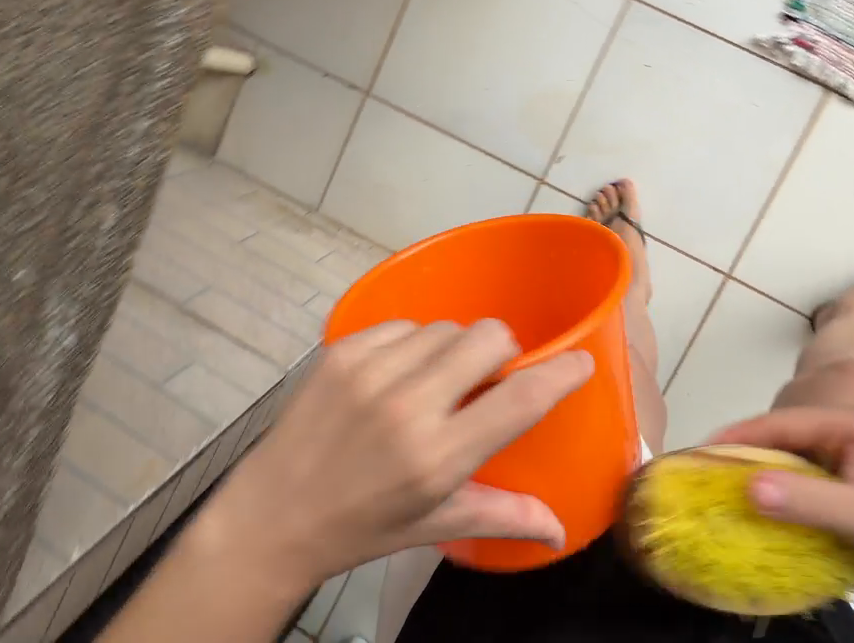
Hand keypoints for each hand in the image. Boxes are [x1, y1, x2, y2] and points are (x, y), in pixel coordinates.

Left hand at [204, 319, 593, 586]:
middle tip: (490, 377)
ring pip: (446, 327)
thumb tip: (560, 528)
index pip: (519, 400)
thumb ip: (503, 515)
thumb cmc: (361, 526)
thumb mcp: (433, 523)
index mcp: (438, 456)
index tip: (579, 361)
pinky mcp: (342, 351)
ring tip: (439, 379)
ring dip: (456, 348)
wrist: (273, 514)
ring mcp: (371, 371)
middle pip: (487, 338)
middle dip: (502, 352)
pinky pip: (404, 325)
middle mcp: (409, 406)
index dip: (559, 373)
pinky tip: (401, 373)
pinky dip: (414, 343)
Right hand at [713, 406, 853, 607]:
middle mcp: (847, 436)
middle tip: (703, 482)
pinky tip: (764, 521)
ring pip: (792, 468)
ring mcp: (852, 465)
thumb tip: (744, 485)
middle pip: (781, 442)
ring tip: (723, 501)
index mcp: (851, 424)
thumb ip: (808, 500)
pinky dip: (783, 503)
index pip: (779, 425)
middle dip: (742, 459)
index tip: (696, 455)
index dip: (735, 437)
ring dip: (761, 483)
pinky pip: (806, 491)